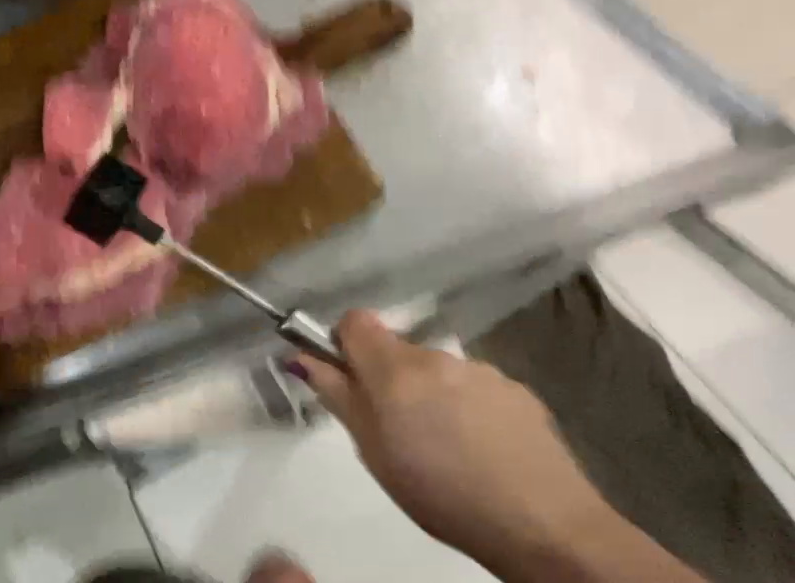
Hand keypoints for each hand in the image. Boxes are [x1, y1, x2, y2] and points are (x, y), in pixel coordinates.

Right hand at [298, 311, 617, 571]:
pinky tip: (483, 449)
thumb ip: (337, 395)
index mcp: (394, 368)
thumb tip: (302, 357)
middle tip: (399, 427)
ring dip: (433, 394)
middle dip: (391, 378)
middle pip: (398, 350)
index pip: (355, 321)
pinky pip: (477, 389)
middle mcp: (437, 357)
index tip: (349, 378)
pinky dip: (471, 408)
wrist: (547, 529)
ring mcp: (484, 372)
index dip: (345, 344)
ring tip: (448, 444)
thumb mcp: (371, 449)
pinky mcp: (521, 393)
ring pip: (439, 371)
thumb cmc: (439, 491)